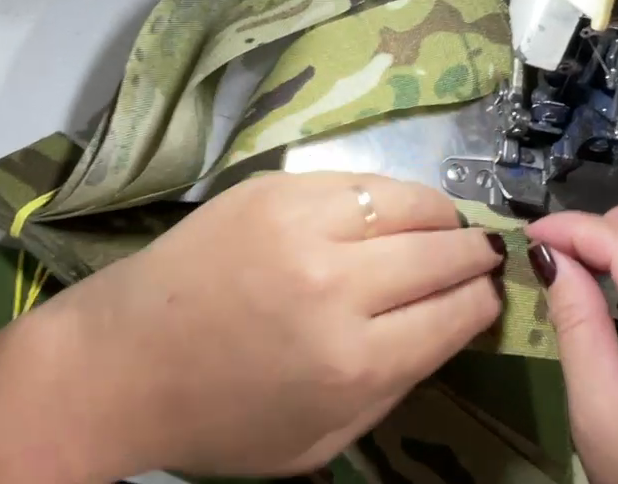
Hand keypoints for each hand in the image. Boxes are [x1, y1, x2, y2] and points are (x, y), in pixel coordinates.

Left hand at [23, 171, 504, 478]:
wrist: (125, 360)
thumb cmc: (223, 416)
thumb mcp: (323, 437)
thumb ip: (396, 383)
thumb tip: (450, 323)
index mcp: (354, 363)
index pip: (456, 312)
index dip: (485, 300)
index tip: (492, 292)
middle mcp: (338, 284)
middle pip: (443, 252)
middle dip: (476, 254)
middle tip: (484, 254)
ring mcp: (302, 223)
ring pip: (409, 201)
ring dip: (440, 215)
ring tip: (445, 225)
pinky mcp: (273, 187)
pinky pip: (358, 180)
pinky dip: (388, 196)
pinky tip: (391, 209)